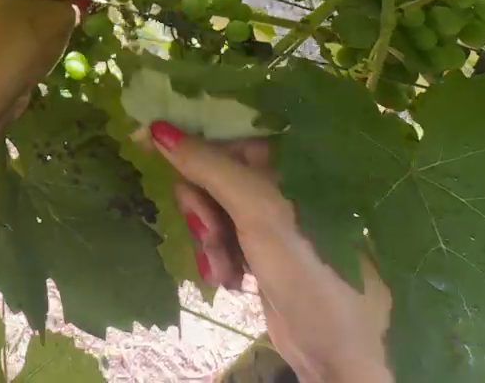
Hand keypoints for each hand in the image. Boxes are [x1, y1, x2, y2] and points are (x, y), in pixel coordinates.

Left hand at [0, 0, 79, 181]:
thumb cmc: (25, 42)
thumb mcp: (59, 17)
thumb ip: (71, 8)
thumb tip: (71, 9)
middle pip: (40, 0)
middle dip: (65, 9)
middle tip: (89, 20)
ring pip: (33, 22)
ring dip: (53, 29)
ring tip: (71, 39)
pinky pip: (24, 41)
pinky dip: (39, 45)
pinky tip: (50, 56)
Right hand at [147, 122, 393, 382]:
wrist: (340, 357)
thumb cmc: (309, 271)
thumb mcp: (256, 210)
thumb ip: (207, 164)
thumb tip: (155, 127)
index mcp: (288, 162)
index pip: (223, 132)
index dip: (184, 138)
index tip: (144, 141)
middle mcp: (278, 183)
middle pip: (208, 171)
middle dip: (200, 205)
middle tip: (210, 232)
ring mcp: (268, 218)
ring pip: (207, 205)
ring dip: (206, 237)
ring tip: (223, 266)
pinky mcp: (259, 249)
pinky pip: (217, 234)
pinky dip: (215, 255)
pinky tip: (228, 278)